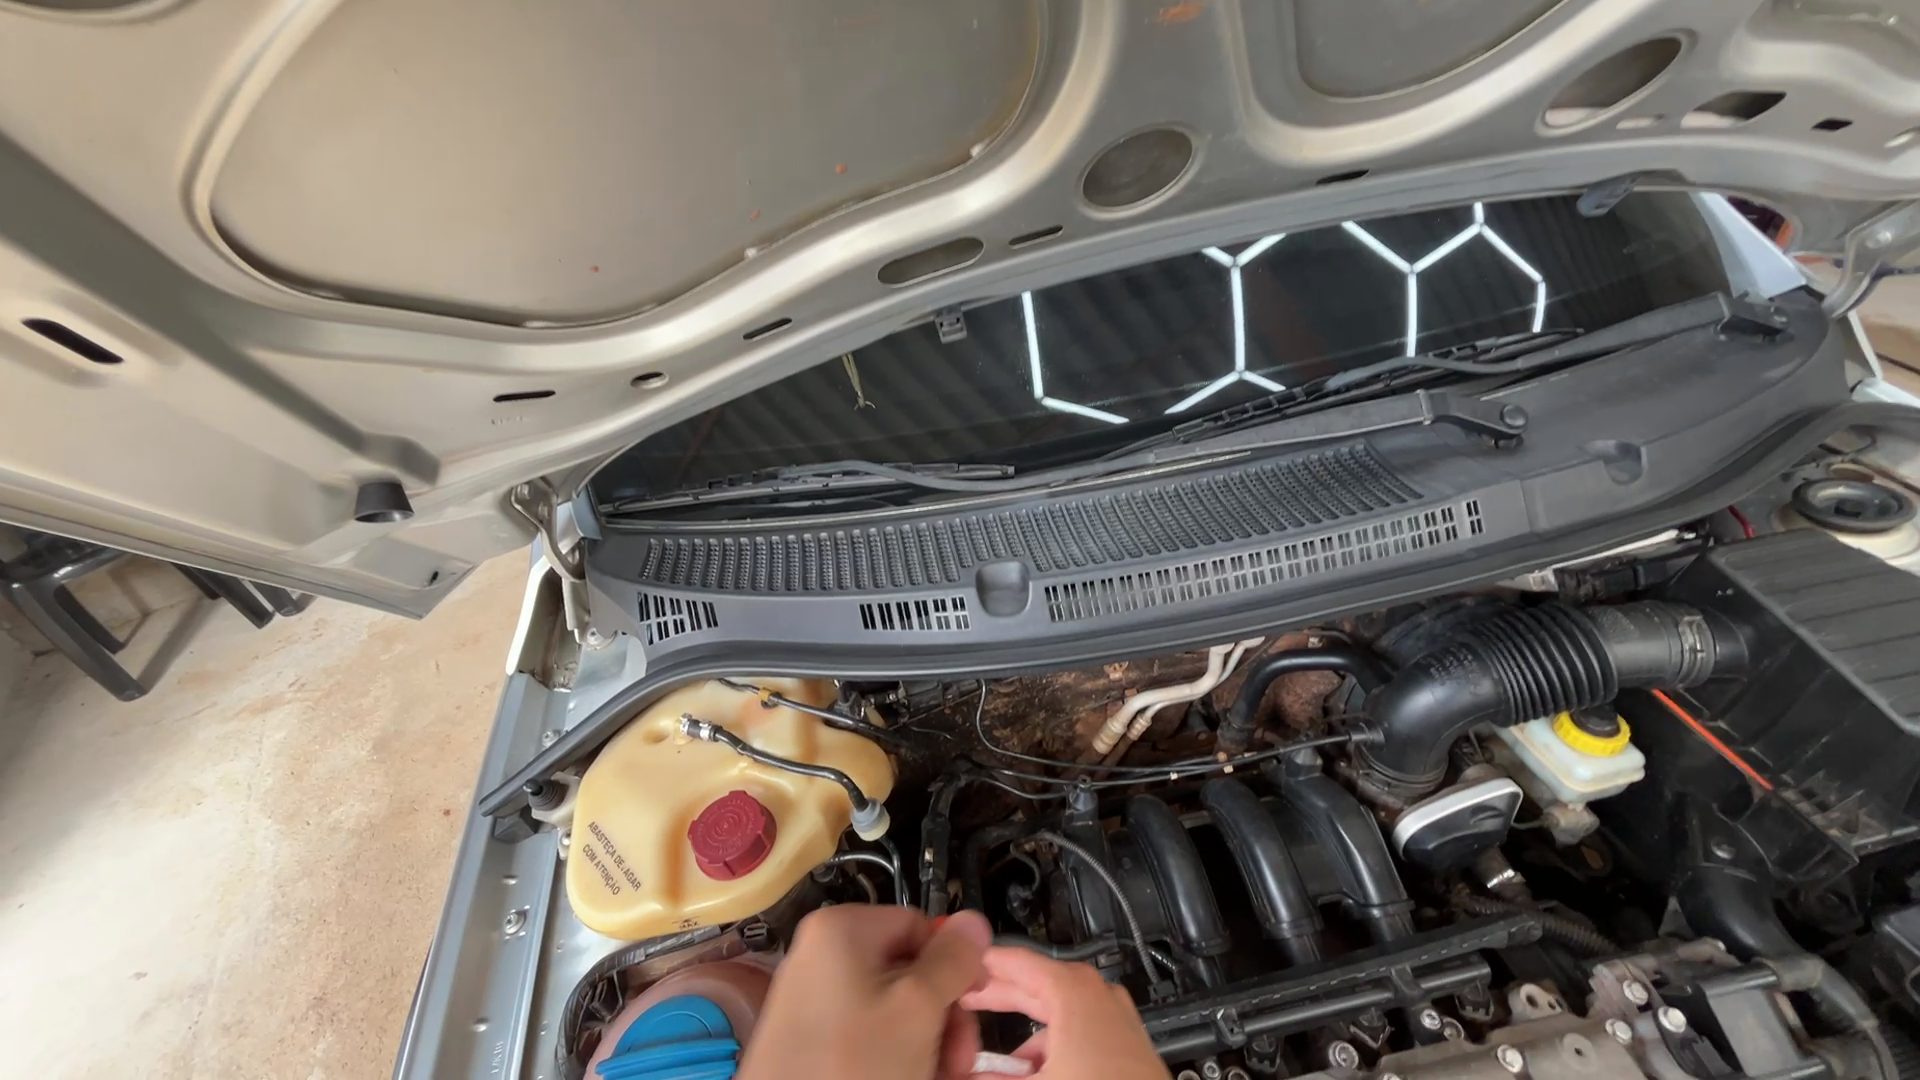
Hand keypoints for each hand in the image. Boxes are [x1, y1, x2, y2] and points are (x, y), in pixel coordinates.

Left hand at [737, 905, 992, 1079]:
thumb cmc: (855, 1066)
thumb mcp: (918, 1010)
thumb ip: (953, 960)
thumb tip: (974, 919)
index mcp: (840, 928)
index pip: (920, 925)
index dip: (952, 966)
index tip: (972, 1006)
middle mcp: (820, 953)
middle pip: (907, 969)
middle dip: (940, 1014)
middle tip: (958, 1060)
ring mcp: (810, 998)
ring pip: (890, 1007)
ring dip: (924, 1040)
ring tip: (936, 1075)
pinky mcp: (805, 1040)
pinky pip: (864, 1033)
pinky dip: (892, 1055)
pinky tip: (907, 1077)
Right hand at [960, 946, 1169, 1079]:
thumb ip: (991, 1076)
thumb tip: (964, 1073)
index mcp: (1071, 989)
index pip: (1013, 960)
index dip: (979, 965)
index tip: (956, 966)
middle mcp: (1095, 993)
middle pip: (1033, 983)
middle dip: (996, 995)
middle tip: (963, 999)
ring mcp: (1115, 1016)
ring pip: (1055, 1011)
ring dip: (1023, 1031)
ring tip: (994, 1059)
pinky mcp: (1126, 1044)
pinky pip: (1078, 1031)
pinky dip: (1052, 1045)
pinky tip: (1033, 1073)